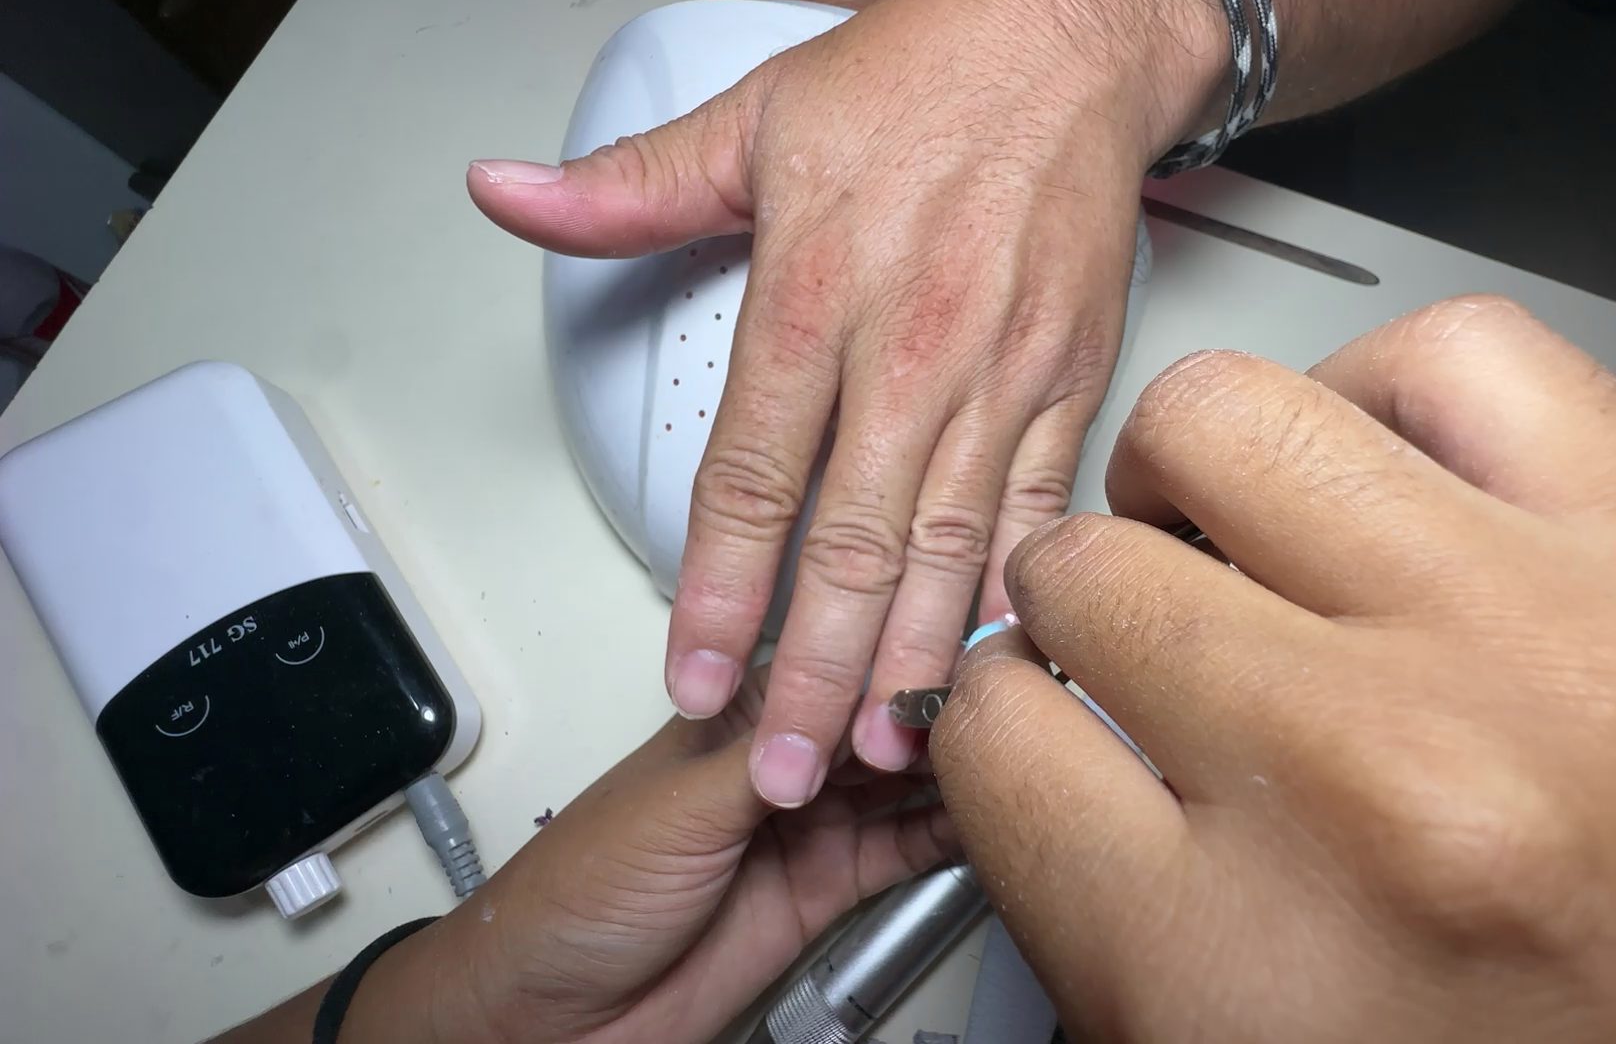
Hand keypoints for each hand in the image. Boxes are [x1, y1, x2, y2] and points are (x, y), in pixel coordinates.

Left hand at [216, 664, 955, 1043]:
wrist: (551, 1020)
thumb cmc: (584, 884)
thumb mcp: (684, 803)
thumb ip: (774, 754)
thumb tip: (857, 705)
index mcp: (755, 707)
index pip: (847, 666)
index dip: (906, 660)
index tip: (973, 655)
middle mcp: (796, 751)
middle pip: (887, 719)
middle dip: (946, 710)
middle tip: (1017, 704)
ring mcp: (819, 816)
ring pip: (907, 780)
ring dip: (958, 768)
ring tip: (1019, 751)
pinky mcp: (834, 880)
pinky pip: (908, 849)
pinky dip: (952, 834)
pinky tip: (994, 816)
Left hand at [467, 0, 1229, 804]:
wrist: (1064, 47)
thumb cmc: (923, 85)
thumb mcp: (760, 119)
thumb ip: (633, 186)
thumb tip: (512, 198)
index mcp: (815, 291)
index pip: (750, 478)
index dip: (716, 591)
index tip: (695, 678)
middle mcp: (910, 350)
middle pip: (850, 543)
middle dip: (816, 671)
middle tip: (788, 767)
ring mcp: (1000, 375)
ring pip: (947, 545)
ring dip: (913, 657)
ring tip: (887, 746)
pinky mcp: (1068, 383)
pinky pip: (1035, 507)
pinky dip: (1010, 588)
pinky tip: (988, 656)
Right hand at [932, 297, 1615, 1040]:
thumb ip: (1064, 863)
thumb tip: (1015, 710)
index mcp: (1241, 959)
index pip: (992, 729)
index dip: (995, 718)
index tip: (1032, 724)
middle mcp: (1393, 779)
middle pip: (1084, 568)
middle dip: (1069, 600)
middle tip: (1122, 631)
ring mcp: (1558, 646)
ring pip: (1219, 418)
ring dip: (1177, 481)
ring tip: (1227, 537)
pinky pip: (1454, 361)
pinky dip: (1369, 399)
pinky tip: (1376, 486)